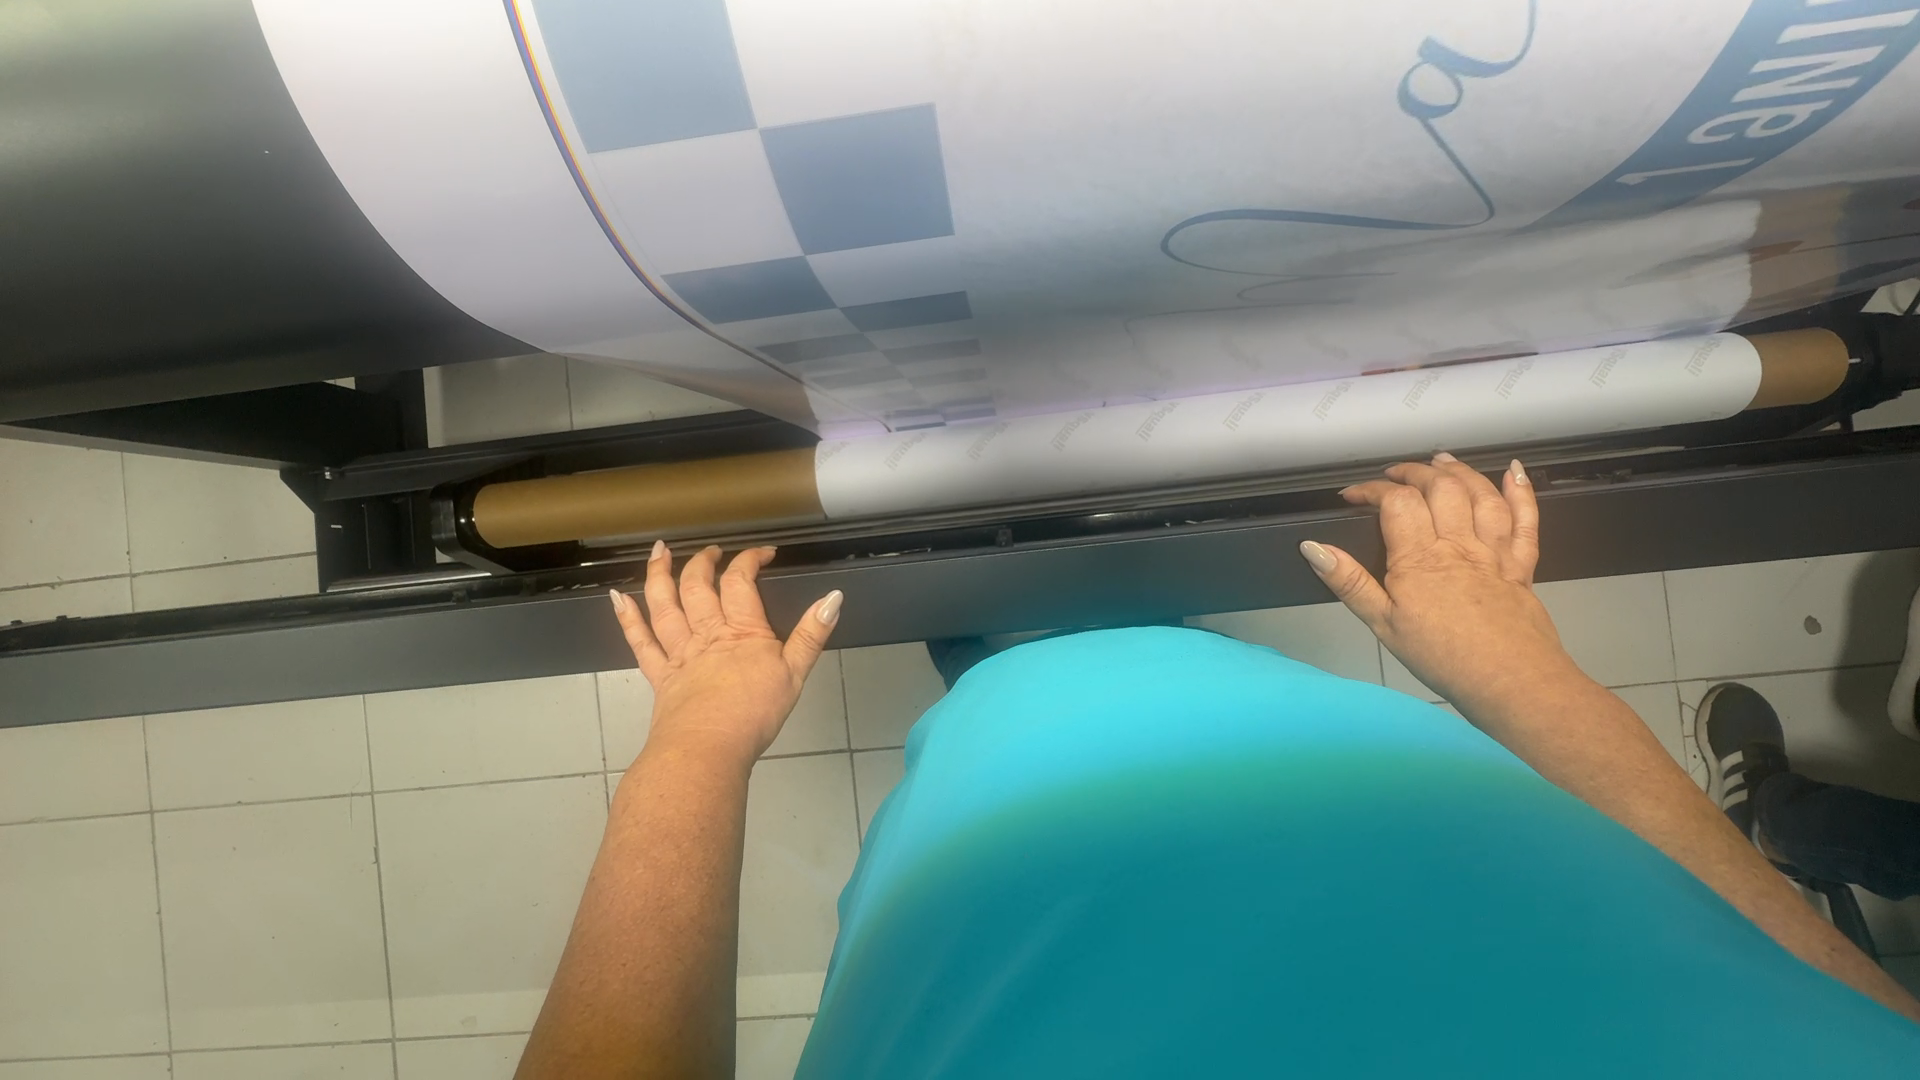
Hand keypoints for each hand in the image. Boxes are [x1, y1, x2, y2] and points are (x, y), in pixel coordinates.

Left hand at [610, 542, 841, 764]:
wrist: (707, 750)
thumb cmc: (753, 714)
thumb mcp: (795, 673)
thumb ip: (812, 633)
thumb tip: (834, 596)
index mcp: (743, 632)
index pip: (742, 582)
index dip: (751, 560)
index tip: (765, 552)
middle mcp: (707, 634)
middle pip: (699, 587)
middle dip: (704, 562)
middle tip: (711, 550)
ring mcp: (679, 653)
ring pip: (665, 605)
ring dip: (659, 574)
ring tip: (658, 550)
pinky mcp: (660, 675)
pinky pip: (640, 641)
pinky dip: (627, 618)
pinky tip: (617, 598)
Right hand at [1301, 454, 1582, 714]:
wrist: (1513, 685)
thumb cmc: (1442, 657)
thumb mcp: (1381, 624)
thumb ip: (1348, 582)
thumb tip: (1313, 547)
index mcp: (1419, 559)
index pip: (1396, 504)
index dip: (1372, 490)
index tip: (1352, 496)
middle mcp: (1458, 545)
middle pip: (1440, 488)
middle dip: (1414, 473)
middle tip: (1394, 474)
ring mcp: (1495, 552)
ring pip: (1480, 495)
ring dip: (1459, 472)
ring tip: (1440, 460)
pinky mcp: (1523, 566)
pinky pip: (1526, 520)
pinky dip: (1521, 491)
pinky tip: (1515, 471)